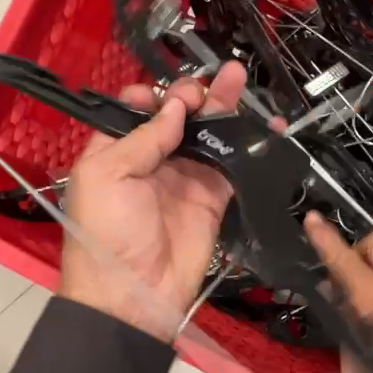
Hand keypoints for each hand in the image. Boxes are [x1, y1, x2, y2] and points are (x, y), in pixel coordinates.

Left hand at [60, 63, 246, 340]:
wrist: (133, 295)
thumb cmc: (106, 231)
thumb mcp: (107, 176)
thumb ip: (143, 138)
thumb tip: (176, 107)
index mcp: (116, 151)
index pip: (136, 111)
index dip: (154, 96)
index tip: (168, 94)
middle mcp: (152, 161)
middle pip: (177, 118)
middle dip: (193, 95)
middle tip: (206, 88)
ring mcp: (185, 179)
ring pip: (208, 134)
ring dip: (223, 107)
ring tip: (239, 77)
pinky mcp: (213, 199)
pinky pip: (234, 165)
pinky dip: (250, 144)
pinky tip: (266, 123)